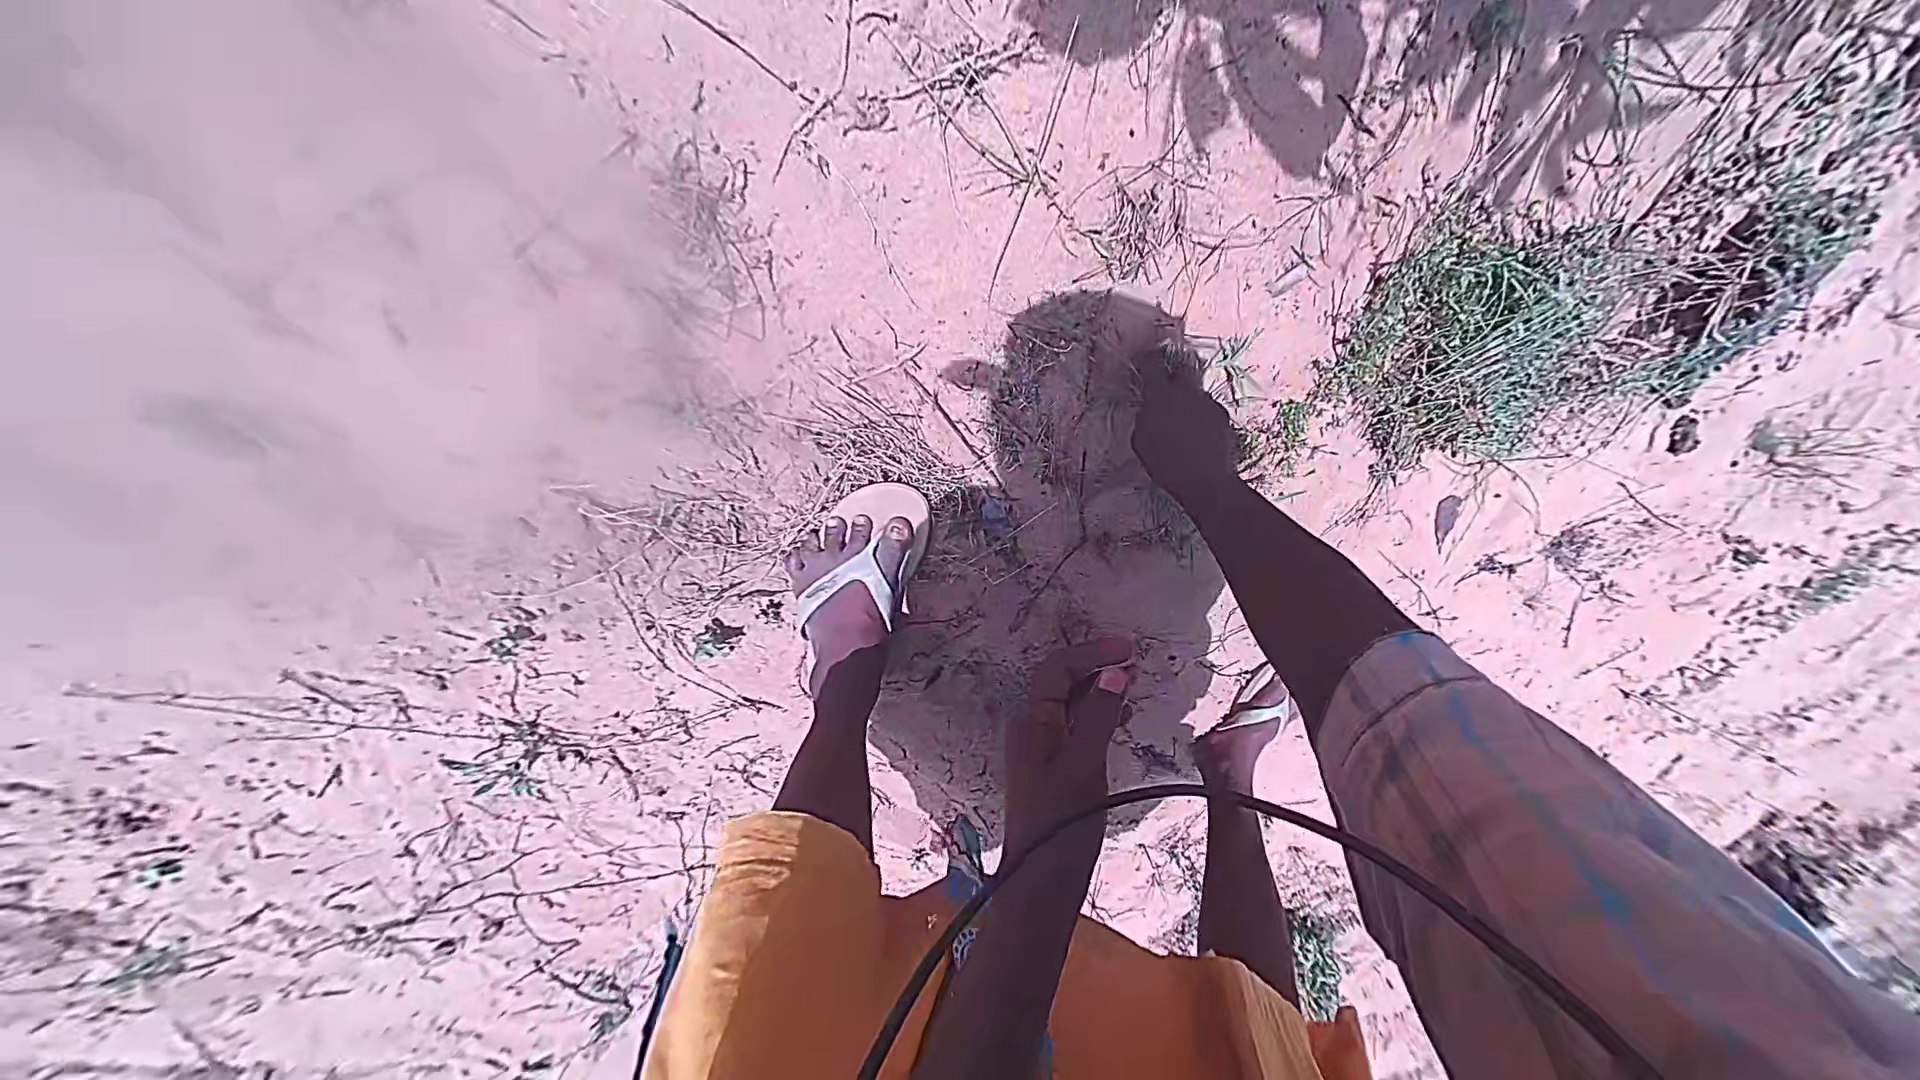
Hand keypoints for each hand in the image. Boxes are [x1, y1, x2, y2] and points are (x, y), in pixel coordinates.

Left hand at [1004, 636, 1132, 858]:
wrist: (1041, 886)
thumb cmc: (1061, 825)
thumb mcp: (1084, 766)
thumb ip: (1097, 717)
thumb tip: (1114, 672)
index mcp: (1031, 722)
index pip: (1057, 670)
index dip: (1092, 652)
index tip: (1129, 646)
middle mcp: (1032, 728)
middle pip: (1060, 681)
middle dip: (1094, 665)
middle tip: (1134, 659)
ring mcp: (1042, 747)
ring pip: (1069, 703)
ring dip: (1098, 688)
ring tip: (1133, 681)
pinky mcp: (1054, 765)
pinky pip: (1075, 726)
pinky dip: (1097, 714)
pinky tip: (1119, 715)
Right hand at [1131, 351, 1238, 505]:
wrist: (1205, 481)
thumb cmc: (1165, 464)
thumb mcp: (1141, 442)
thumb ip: (1143, 419)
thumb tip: (1147, 410)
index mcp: (1161, 396)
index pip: (1152, 365)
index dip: (1146, 359)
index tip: (1143, 359)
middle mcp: (1186, 392)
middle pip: (1181, 366)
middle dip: (1172, 368)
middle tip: (1165, 379)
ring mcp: (1207, 401)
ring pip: (1194, 389)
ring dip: (1186, 396)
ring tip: (1180, 416)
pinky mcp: (1222, 414)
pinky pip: (1206, 406)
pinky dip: (1199, 413)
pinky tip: (1195, 431)